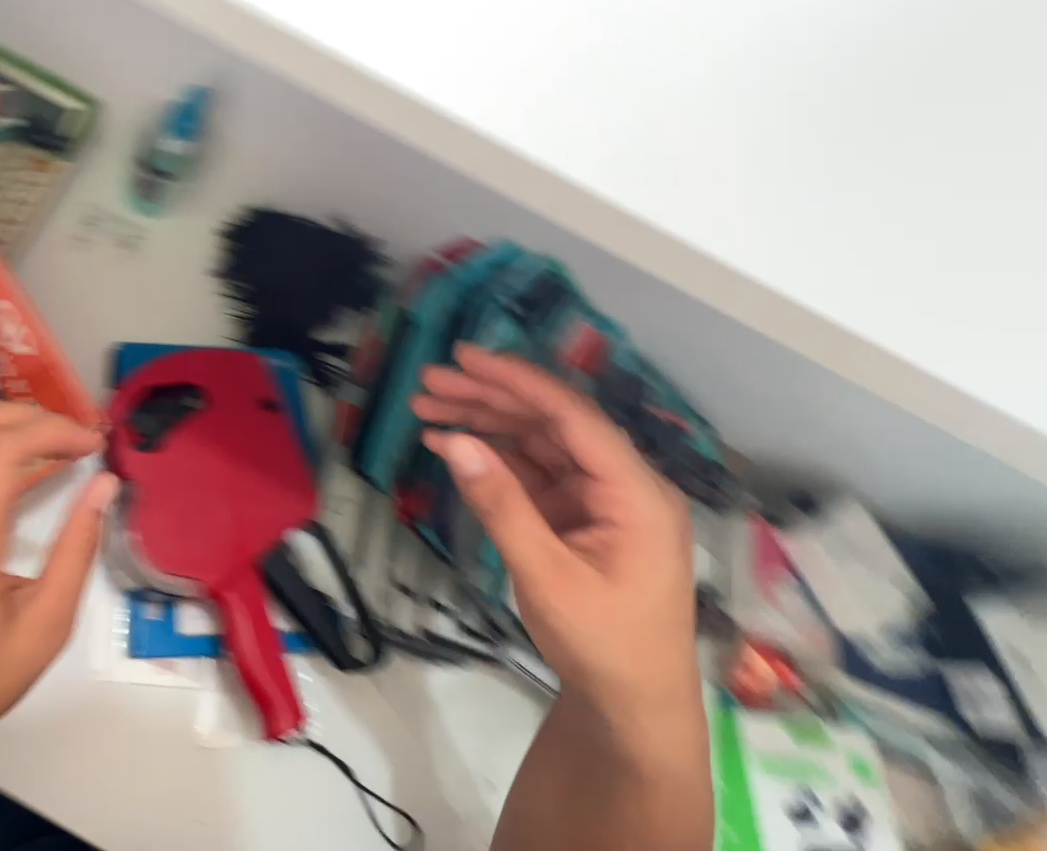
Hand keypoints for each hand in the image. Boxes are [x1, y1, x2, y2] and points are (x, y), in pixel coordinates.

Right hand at [412, 345, 697, 711]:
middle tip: (429, 382)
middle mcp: (621, 484)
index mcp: (634, 492)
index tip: (465, 357)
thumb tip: (454, 442)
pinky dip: (491, 458)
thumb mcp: (545, 574)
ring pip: (538, 443)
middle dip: (489, 398)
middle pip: (551, 423)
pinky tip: (450, 444)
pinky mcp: (578, 516)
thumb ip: (500, 504)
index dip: (517, 381)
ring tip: (427, 405)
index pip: (572, 417)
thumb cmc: (600, 641)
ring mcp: (599, 500)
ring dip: (485, 423)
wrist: (631, 704)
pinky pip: (532, 473)